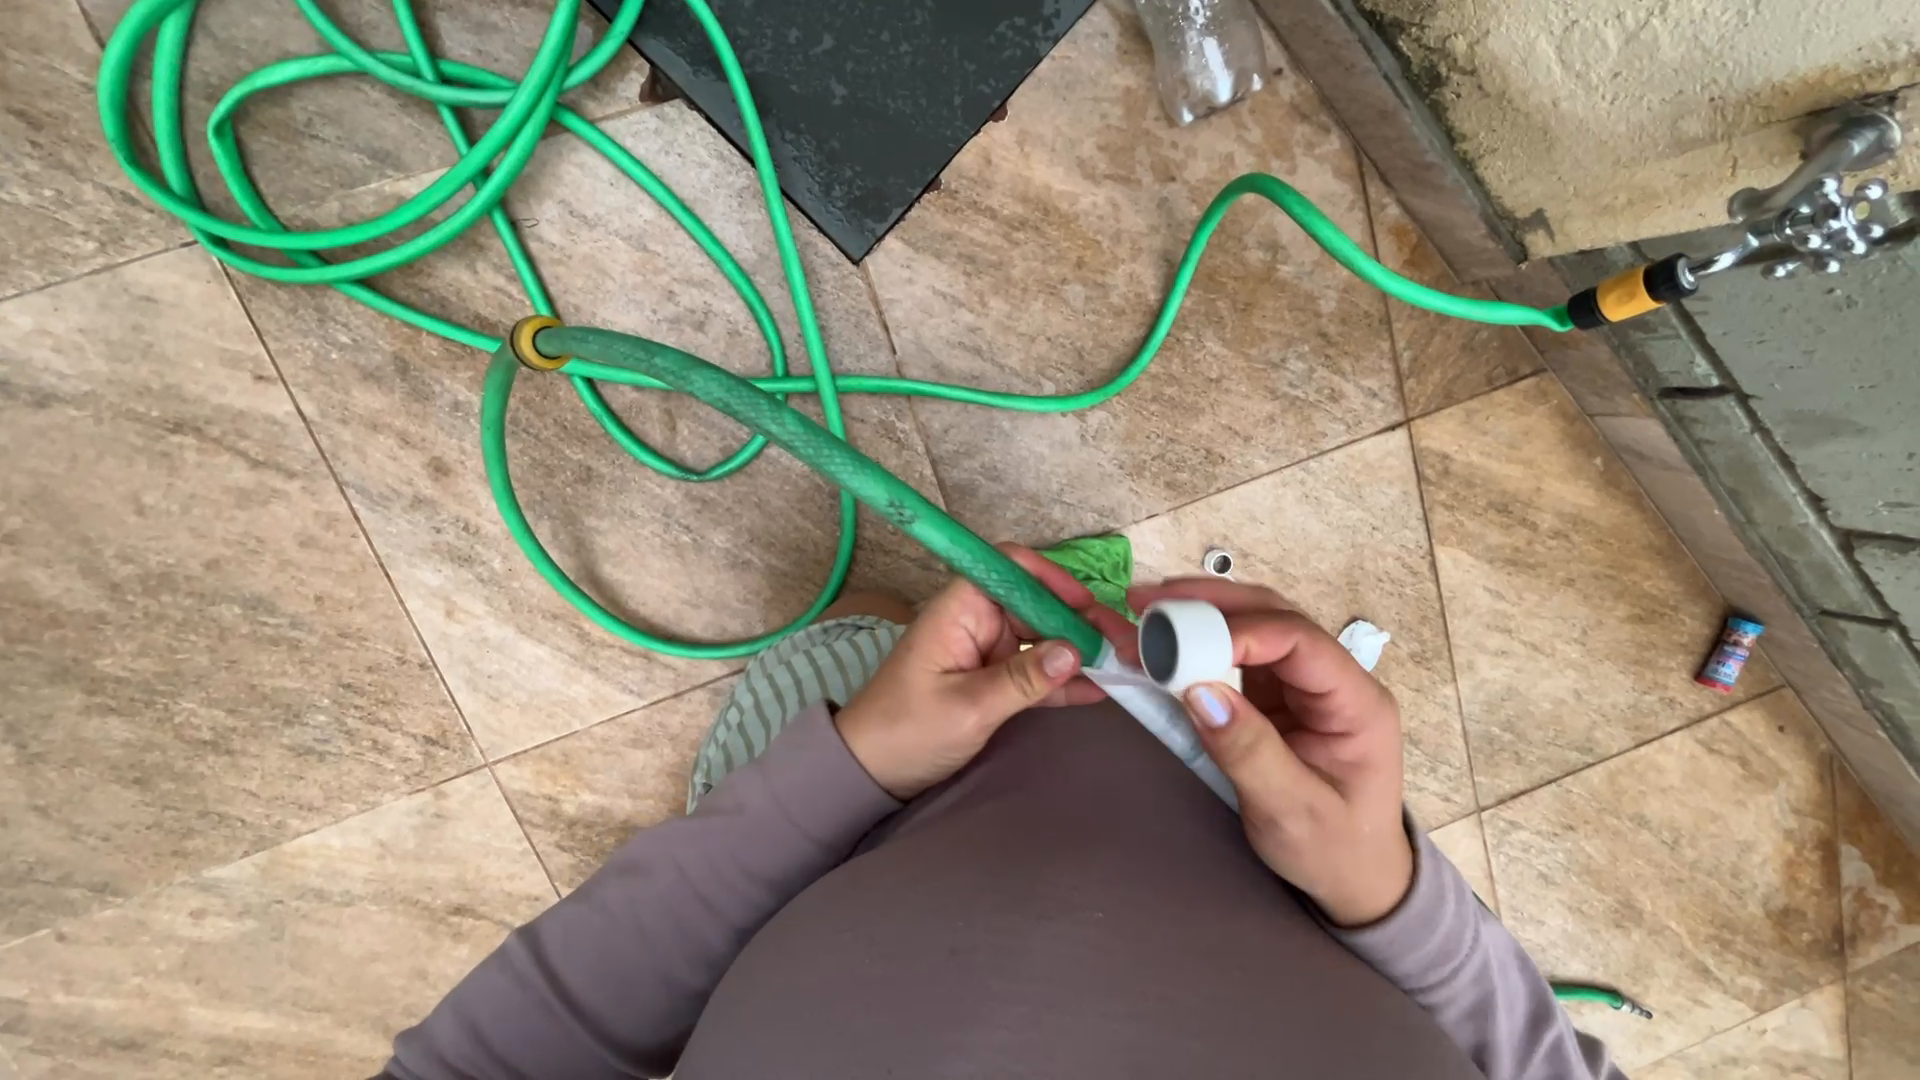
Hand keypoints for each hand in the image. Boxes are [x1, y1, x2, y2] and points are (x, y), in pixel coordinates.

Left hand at [835, 545, 1134, 799]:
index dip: (1050, 578)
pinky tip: (1101, 689)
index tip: (1087, 605)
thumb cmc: (906, 730)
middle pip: (1037, 604)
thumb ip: (1022, 679)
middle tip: (1124, 643)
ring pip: (1043, 638)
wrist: (870, 772)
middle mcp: (977, 622)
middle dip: (1080, 620)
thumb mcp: (967, 707)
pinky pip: (1036, 672)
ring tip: (1125, 664)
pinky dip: (1065, 679)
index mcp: (960, 610)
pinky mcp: (995, 682)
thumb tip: (1074, 651)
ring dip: (1081, 650)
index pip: (1010, 568)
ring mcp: (988, 652)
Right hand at [1129, 578, 1413, 926]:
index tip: (1181, 644)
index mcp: (1355, 701)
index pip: (1298, 640)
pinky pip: (1233, 650)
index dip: (1240, 631)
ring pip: (1250, 622)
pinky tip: (1162, 638)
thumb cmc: (1333, 848)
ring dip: (1198, 612)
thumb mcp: (1292, 811)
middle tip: (1146, 601)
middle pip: (1272, 614)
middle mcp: (1330, 678)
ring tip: (1144, 610)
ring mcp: (1299, 682)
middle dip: (1209, 601)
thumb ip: (1248, 751)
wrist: (1352, 876)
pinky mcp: (1272, 692)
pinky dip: (1196, 639)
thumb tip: (1199, 691)